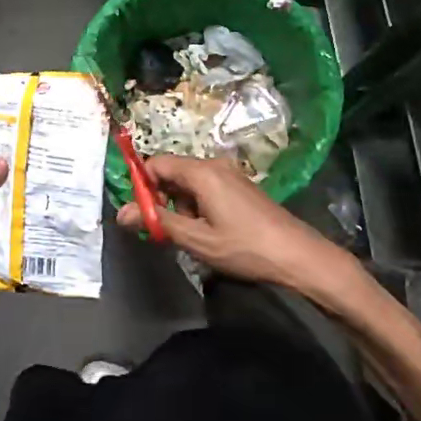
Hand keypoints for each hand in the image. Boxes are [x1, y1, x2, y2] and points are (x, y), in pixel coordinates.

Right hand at [115, 155, 357, 297]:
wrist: (299, 257)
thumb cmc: (245, 247)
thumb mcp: (197, 240)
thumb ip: (158, 222)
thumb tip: (121, 213)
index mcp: (201, 172)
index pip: (156, 164)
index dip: (143, 186)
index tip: (143, 214)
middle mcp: (214, 165)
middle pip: (173, 172)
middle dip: (162, 198)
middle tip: (167, 230)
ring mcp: (230, 174)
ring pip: (189, 182)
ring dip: (182, 206)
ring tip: (193, 236)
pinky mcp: (241, 187)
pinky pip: (207, 188)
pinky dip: (199, 206)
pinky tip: (210, 232)